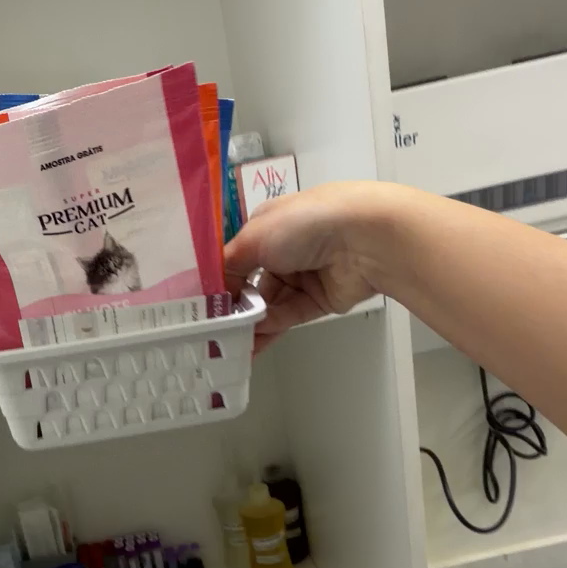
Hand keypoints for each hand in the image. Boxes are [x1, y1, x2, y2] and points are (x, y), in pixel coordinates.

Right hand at [222, 181, 405, 351]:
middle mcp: (285, 250)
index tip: (201, 303)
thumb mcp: (256, 236)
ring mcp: (303, 276)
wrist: (365, 238)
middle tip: (211, 330)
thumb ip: (229, 264)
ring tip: (227, 343)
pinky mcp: (319, 300)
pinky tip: (252, 340)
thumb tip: (214, 286)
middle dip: (234, 306)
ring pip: (269, 305)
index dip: (220, 279)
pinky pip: (288, 317)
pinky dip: (270, 327)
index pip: (237, 257)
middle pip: (251, 284)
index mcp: (269, 226)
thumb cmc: (306, 224)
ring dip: (250, 322)